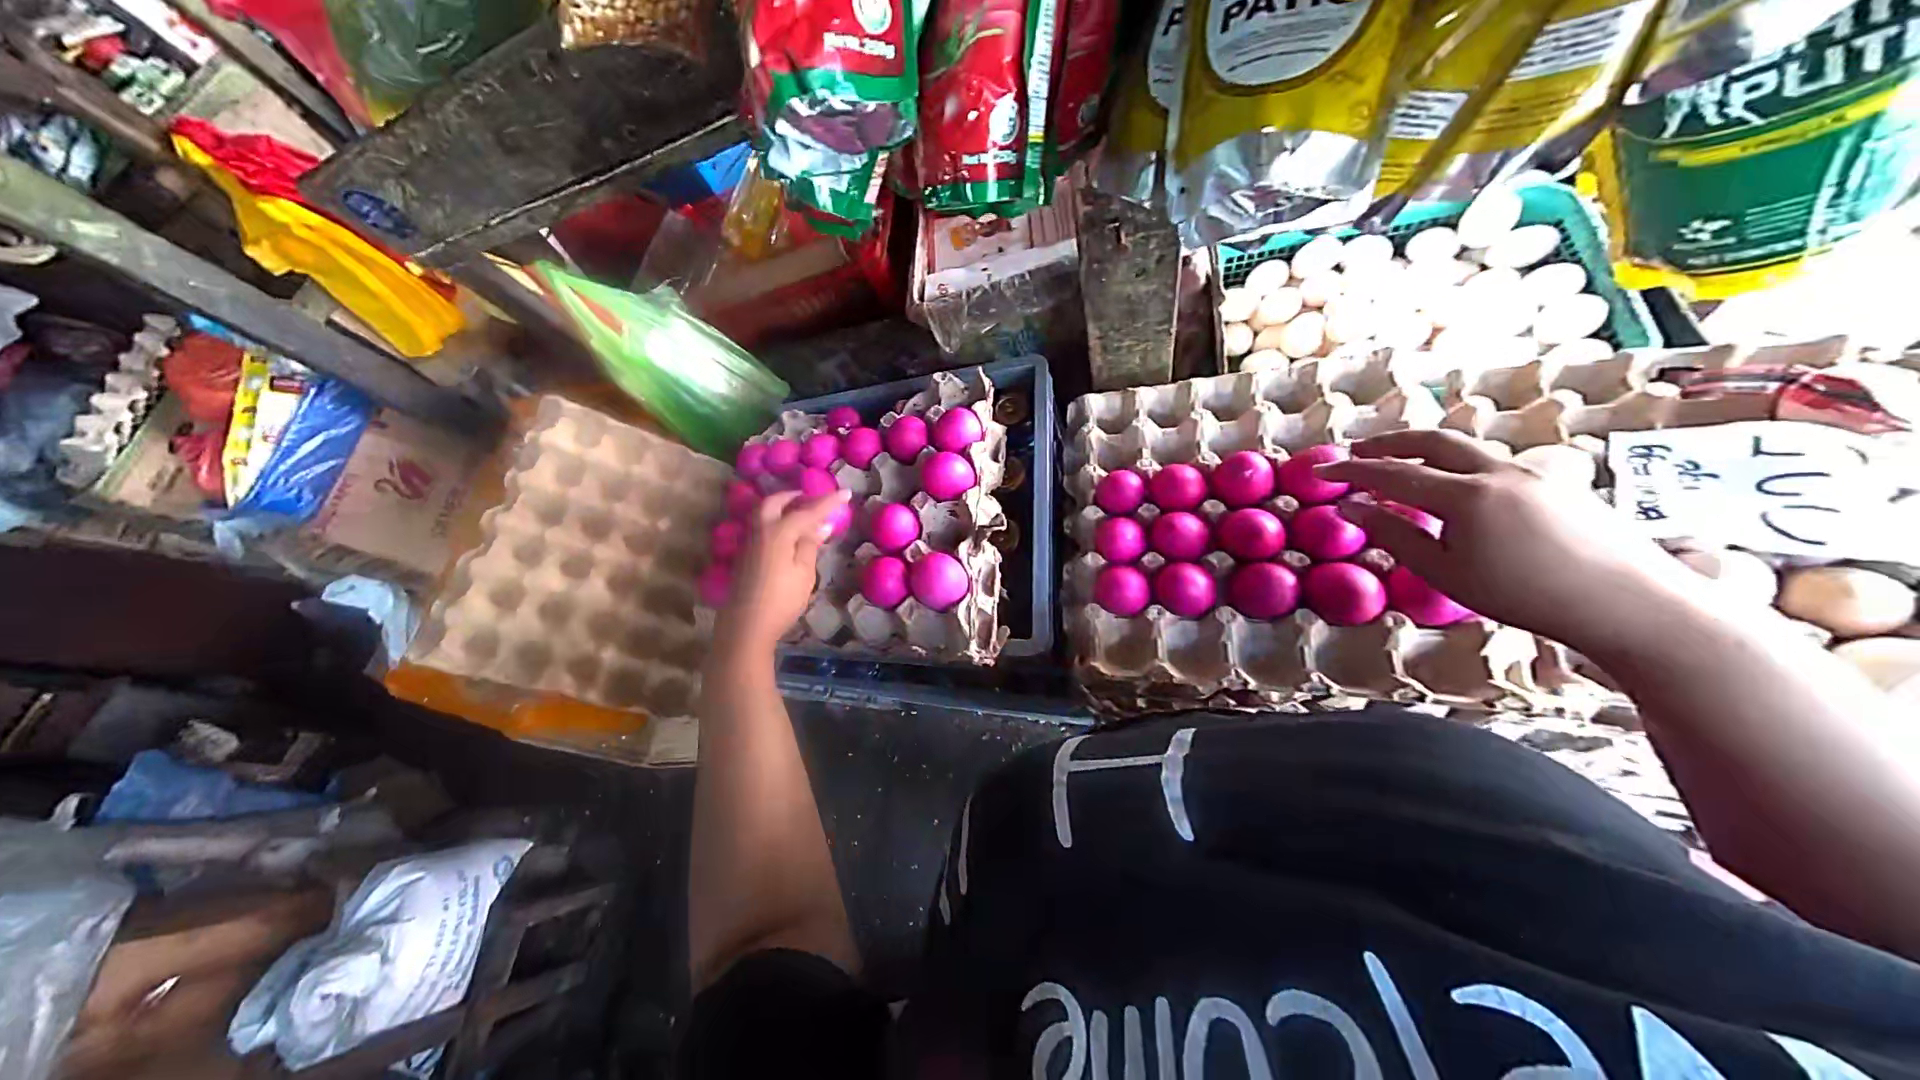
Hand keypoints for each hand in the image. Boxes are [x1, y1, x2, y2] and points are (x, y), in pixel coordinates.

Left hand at [719, 489, 850, 649]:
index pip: (807, 510)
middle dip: (795, 496)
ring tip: (800, 512)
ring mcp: (748, 542)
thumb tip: (820, 525)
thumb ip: (810, 545)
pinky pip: (760, 525)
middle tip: (812, 498)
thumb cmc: (781, 600)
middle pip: (776, 502)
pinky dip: (774, 520)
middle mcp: (760, 530)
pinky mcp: (744, 555)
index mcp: (778, 532)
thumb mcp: (804, 573)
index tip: (846, 493)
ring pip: (764, 512)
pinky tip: (785, 532)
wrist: (746, 626)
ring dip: (782, 506)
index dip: (828, 502)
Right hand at [1317, 430, 1706, 653]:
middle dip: (1389, 443)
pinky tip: (1453, 493)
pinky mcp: (1556, 485)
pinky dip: (1456, 468)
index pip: (1392, 473)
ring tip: (1399, 469)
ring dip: (1424, 453)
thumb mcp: (1445, 573)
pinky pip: (1491, 466)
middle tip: (1357, 451)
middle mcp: (1498, 472)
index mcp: (1466, 494)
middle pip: (1432, 442)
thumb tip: (1354, 508)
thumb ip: (1395, 534)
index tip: (1321, 471)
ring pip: (1465, 451)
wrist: (1630, 603)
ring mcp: (1531, 474)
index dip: (1351, 471)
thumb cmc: (1525, 594)